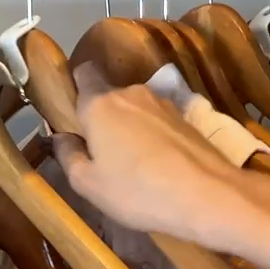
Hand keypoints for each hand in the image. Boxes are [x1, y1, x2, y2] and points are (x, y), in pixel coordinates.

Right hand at [52, 63, 266, 251]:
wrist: (207, 195)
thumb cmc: (136, 190)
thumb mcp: (88, 184)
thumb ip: (68, 156)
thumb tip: (62, 138)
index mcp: (99, 104)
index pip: (83, 73)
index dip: (75, 88)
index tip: (74, 116)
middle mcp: (130, 93)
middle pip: (108, 97)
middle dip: (102, 119)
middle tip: (101, 154)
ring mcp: (162, 103)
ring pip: (134, 110)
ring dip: (128, 129)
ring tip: (132, 164)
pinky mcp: (186, 117)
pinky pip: (156, 122)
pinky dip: (151, 137)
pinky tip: (157, 165)